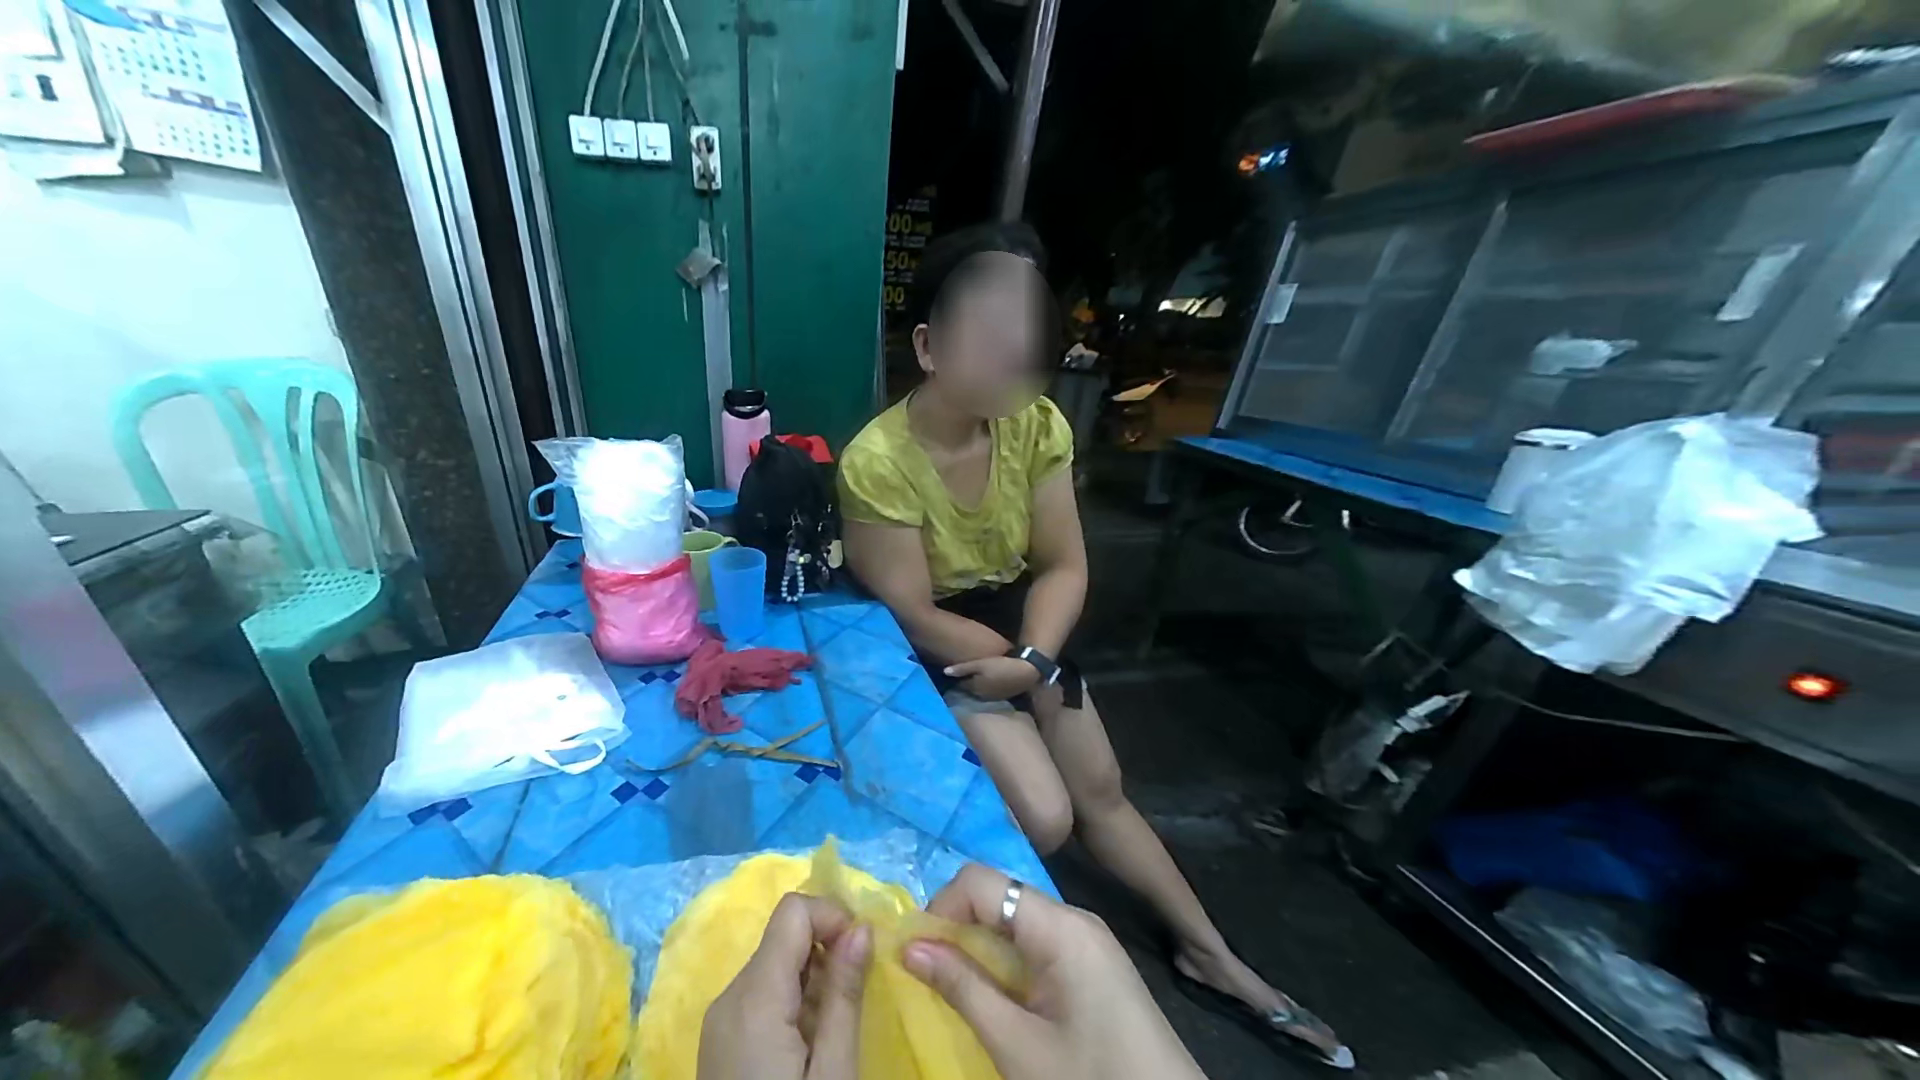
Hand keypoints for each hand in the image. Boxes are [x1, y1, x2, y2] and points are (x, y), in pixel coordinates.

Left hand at [698, 892, 872, 1079]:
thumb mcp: (833, 1071)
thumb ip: (844, 992)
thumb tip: (862, 926)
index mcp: (754, 996)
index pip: (793, 910)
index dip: (833, 917)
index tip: (862, 954)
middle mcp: (730, 995)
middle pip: (785, 934)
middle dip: (827, 949)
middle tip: (855, 995)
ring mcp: (721, 1017)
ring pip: (777, 961)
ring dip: (815, 976)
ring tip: (833, 1029)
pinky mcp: (722, 1037)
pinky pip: (765, 991)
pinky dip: (795, 998)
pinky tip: (810, 1043)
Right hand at [903, 864, 1206, 1079]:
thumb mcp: (1018, 1046)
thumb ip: (963, 988)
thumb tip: (909, 947)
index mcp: (1060, 924)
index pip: (981, 882)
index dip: (941, 908)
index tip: (917, 954)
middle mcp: (1073, 916)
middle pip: (998, 896)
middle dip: (957, 927)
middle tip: (930, 976)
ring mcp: (1087, 937)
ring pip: (1014, 918)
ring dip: (979, 946)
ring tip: (958, 991)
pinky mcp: (1093, 960)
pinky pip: (1037, 940)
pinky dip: (1006, 960)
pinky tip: (997, 998)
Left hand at [944, 656, 1041, 701]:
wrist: (1027, 671)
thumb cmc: (1001, 666)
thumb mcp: (980, 664)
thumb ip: (962, 669)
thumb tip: (944, 672)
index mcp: (975, 688)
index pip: (961, 685)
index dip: (957, 679)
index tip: (954, 673)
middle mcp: (983, 696)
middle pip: (971, 689)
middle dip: (967, 683)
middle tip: (964, 674)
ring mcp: (995, 697)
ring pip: (982, 691)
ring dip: (978, 685)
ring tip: (978, 675)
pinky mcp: (1005, 695)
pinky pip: (992, 691)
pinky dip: (989, 685)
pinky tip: (991, 678)